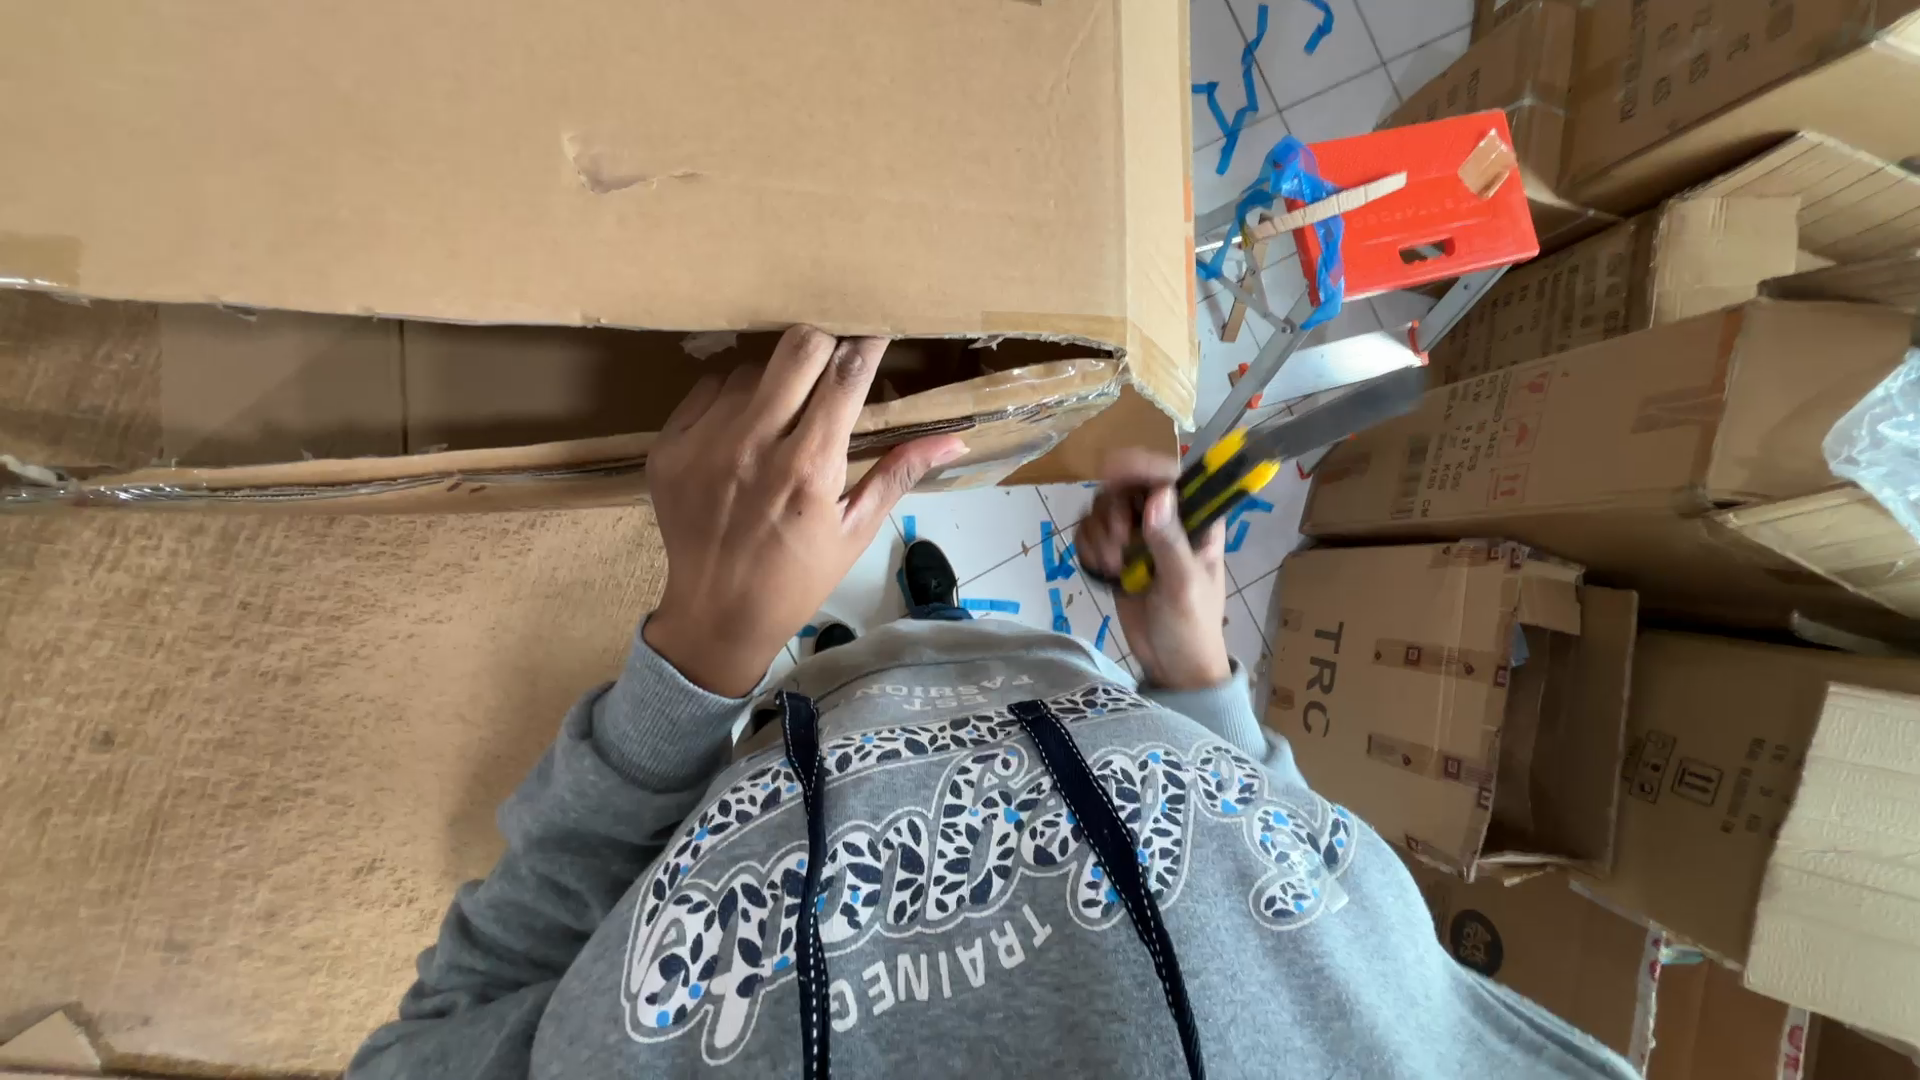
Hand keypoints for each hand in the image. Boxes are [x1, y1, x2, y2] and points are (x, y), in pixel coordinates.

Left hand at [643, 326, 967, 695]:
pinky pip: (709, 389)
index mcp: (809, 468)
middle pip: (799, 346)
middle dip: (826, 344)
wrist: (716, 615)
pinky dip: (734, 399)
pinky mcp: (668, 446)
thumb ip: (899, 474)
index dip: (868, 343)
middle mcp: (754, 444)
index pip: (846, 375)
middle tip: (834, 366)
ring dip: (779, 379)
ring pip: (753, 366)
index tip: (877, 330)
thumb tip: (954, 438)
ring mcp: (704, 442)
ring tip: (784, 414)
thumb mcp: (856, 530)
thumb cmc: (799, 577)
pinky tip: (744, 430)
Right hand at [1076, 450, 1231, 689]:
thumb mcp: (1184, 586)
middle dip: (1114, 512)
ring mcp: (1139, 538)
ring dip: (1099, 532)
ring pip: (1105, 509)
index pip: (1169, 477)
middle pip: (1128, 488)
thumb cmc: (1191, 627)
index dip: (1142, 466)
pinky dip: (1088, 546)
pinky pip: (1091, 533)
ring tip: (1112, 565)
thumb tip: (1157, 496)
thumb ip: (1169, 542)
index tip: (1112, 471)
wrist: (1172, 666)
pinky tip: (1102, 569)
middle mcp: (1166, 522)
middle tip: (1117, 544)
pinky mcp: (1116, 556)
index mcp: (1196, 522)